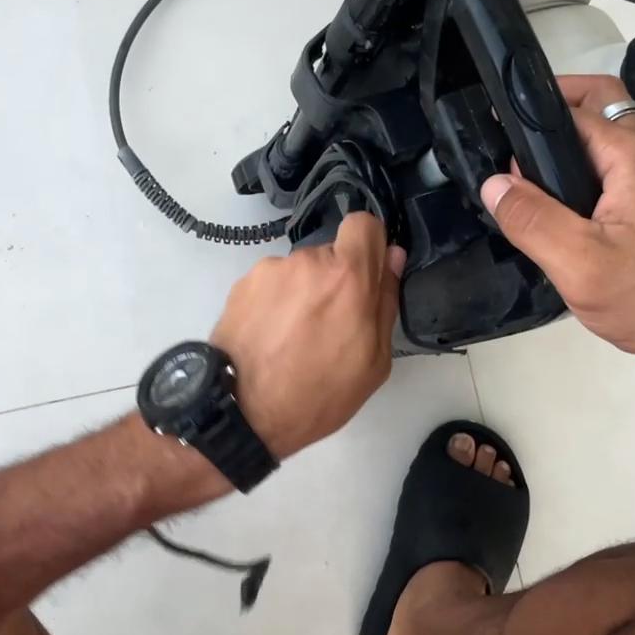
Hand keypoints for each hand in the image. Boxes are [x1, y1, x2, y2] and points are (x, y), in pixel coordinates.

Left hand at [210, 212, 405, 457]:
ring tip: (293, 337)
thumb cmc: (318, 394)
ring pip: (299, 271)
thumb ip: (385, 302)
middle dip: (334, 280)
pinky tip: (269, 336)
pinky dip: (274, 302)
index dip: (368, 246)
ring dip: (302, 293)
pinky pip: (271, 283)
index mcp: (348, 276)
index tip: (365, 275)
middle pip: (331, 254)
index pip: (365, 224)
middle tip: (327, 325)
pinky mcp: (243, 283)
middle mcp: (308, 261)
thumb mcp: (374, 361)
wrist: (244, 411)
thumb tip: (392, 257)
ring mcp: (271, 270)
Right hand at [480, 75, 634, 362]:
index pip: (575, 106)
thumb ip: (532, 220)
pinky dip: (586, 171)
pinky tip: (561, 208)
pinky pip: (618, 170)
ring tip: (525, 180)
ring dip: (569, 145)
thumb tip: (493, 182)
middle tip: (511, 143)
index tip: (492, 130)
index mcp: (633, 157)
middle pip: (601, 107)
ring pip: (609, 141)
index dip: (530, 112)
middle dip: (554, 110)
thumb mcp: (580, 264)